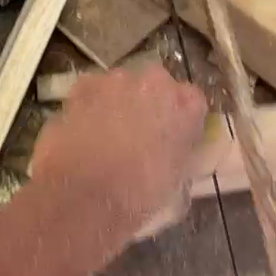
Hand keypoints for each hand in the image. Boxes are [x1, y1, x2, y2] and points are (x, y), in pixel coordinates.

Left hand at [30, 63, 207, 237]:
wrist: (84, 194)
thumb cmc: (138, 195)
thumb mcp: (176, 178)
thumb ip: (179, 149)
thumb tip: (171, 145)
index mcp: (187, 107)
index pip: (192, 101)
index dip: (180, 117)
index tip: (172, 134)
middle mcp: (155, 83)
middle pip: (157, 84)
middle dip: (149, 102)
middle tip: (138, 131)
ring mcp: (116, 80)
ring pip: (122, 84)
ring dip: (118, 100)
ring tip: (107, 130)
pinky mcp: (83, 86)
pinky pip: (92, 89)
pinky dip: (91, 103)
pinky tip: (84, 126)